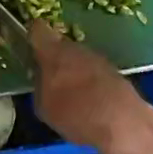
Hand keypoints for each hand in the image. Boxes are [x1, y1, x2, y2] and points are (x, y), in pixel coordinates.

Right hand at [29, 21, 152, 153]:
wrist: (124, 124)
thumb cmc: (76, 114)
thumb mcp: (43, 107)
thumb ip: (39, 86)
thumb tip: (42, 78)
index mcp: (53, 52)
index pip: (37, 29)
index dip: (31, 36)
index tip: (28, 48)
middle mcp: (75, 48)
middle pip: (59, 45)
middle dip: (54, 59)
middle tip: (49, 80)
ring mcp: (97, 57)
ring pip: (78, 58)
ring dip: (73, 70)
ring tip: (71, 96)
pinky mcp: (114, 70)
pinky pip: (93, 71)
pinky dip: (90, 82)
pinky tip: (90, 103)